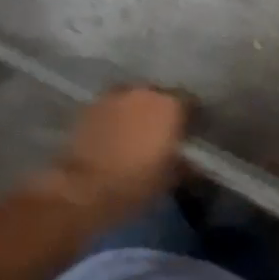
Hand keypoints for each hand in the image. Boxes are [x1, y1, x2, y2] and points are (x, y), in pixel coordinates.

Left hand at [44, 86, 189, 222]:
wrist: (85, 188)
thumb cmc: (136, 184)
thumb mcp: (172, 177)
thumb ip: (185, 159)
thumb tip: (189, 157)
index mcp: (172, 106)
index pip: (192, 103)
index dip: (192, 118)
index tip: (190, 133)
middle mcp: (147, 91)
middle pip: (162, 95)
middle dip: (164, 110)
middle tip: (163, 132)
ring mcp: (117, 94)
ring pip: (136, 96)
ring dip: (139, 109)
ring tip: (137, 130)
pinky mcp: (94, 103)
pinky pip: (114, 104)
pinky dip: (118, 114)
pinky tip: (116, 131)